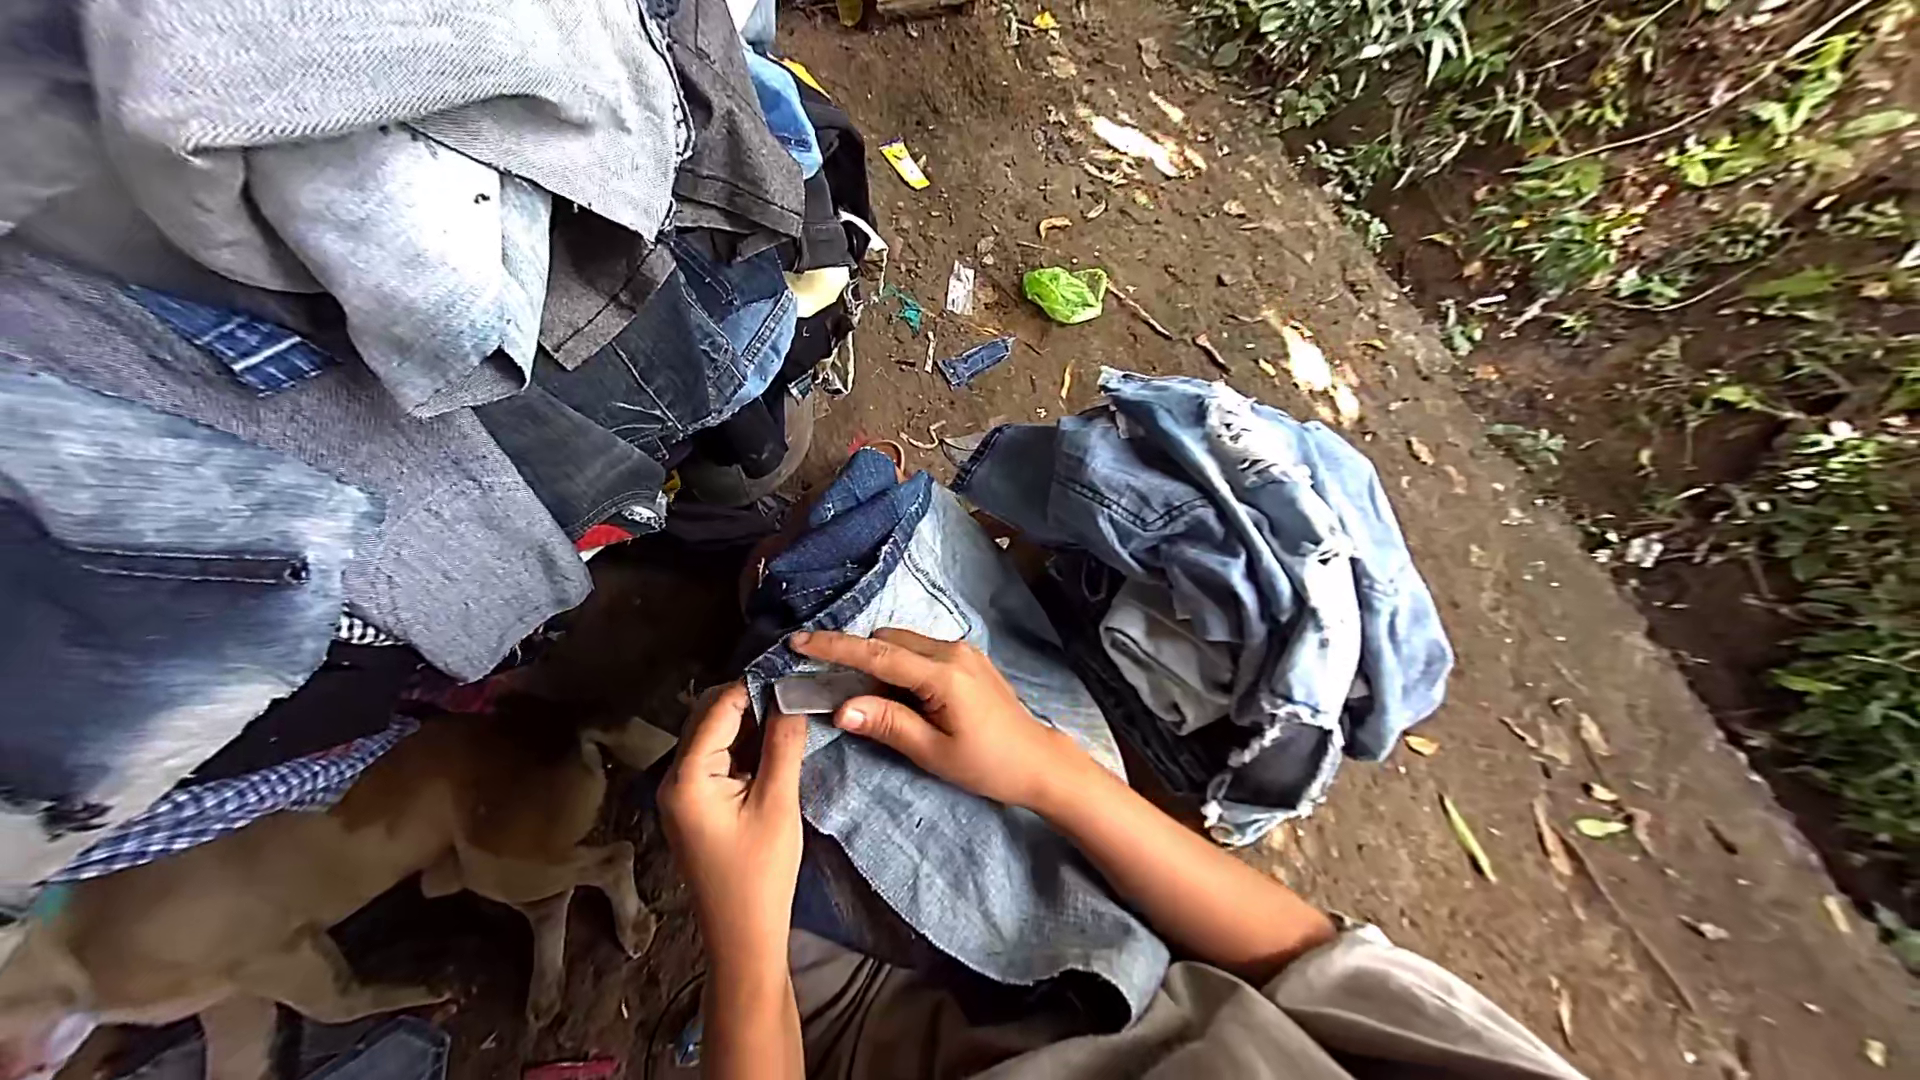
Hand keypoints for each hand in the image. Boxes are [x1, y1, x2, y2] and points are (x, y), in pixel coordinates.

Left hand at [657, 683, 806, 965]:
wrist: (744, 937)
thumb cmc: (761, 873)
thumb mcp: (778, 803)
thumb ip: (783, 743)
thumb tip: (791, 695)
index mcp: (688, 777)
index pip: (718, 708)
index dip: (754, 685)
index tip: (792, 671)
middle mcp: (676, 778)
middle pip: (709, 715)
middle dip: (750, 697)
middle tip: (795, 689)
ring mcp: (685, 791)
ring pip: (716, 733)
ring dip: (750, 718)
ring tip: (792, 706)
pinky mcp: (699, 801)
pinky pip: (720, 755)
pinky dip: (746, 741)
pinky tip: (776, 736)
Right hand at [789, 629, 1087, 810]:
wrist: (1037, 760)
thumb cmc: (987, 765)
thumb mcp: (933, 753)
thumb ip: (887, 724)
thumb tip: (841, 707)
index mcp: (944, 675)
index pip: (878, 654)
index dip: (835, 647)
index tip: (799, 641)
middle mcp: (953, 651)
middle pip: (889, 640)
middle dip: (854, 652)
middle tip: (822, 676)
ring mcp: (963, 650)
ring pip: (904, 641)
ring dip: (877, 657)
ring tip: (858, 689)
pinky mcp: (968, 657)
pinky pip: (921, 649)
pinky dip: (898, 661)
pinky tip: (893, 689)